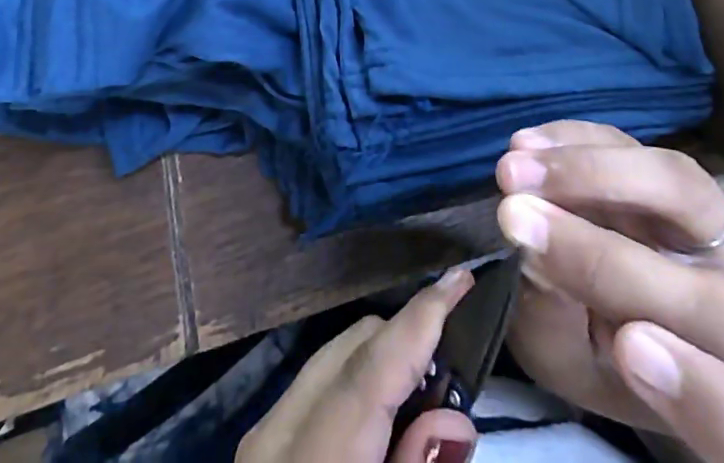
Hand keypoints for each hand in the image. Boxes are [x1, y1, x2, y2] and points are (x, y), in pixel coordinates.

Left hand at [237, 269, 477, 462]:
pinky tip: (384, 425)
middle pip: (351, 348)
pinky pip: (321, 388)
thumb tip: (448, 417)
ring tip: (422, 405)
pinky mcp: (260, 446)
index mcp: (313, 460)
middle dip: (407, 341)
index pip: (372, 368)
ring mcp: (261, 438)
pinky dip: (359, 387)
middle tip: (456, 373)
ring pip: (335, 360)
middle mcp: (275, 435)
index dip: (421, 318)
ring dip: (384, 363)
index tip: (463, 279)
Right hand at [496, 121, 723, 462]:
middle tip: (516, 212)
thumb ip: (557, 321)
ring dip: (583, 167)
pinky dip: (572, 138)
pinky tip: (525, 144)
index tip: (627, 347)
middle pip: (699, 234)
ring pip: (671, 176)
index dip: (701, 364)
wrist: (642, 326)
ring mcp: (702, 216)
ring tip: (511, 168)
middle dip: (603, 222)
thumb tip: (531, 252)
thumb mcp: (576, 369)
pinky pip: (627, 142)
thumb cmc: (610, 364)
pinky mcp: (659, 173)